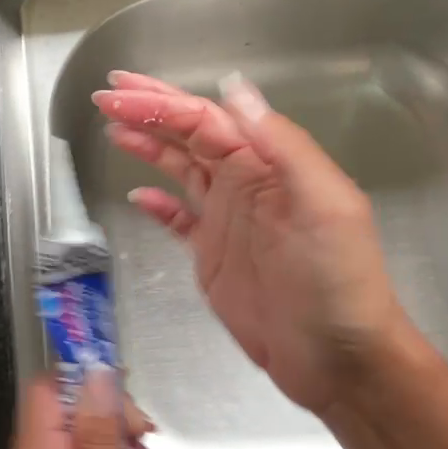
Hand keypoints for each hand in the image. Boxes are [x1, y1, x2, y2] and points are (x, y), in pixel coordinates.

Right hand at [93, 71, 409, 418]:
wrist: (340, 360)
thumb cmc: (338, 281)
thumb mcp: (323, 205)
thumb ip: (281, 144)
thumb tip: (234, 88)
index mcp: (270, 165)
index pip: (207, 121)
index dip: (163, 103)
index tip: (120, 95)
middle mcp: (247, 183)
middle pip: (191, 136)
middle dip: (150, 111)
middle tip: (107, 95)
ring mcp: (229, 220)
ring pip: (182, 169)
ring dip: (149, 146)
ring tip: (113, 129)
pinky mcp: (215, 256)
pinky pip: (180, 220)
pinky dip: (159, 204)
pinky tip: (138, 195)